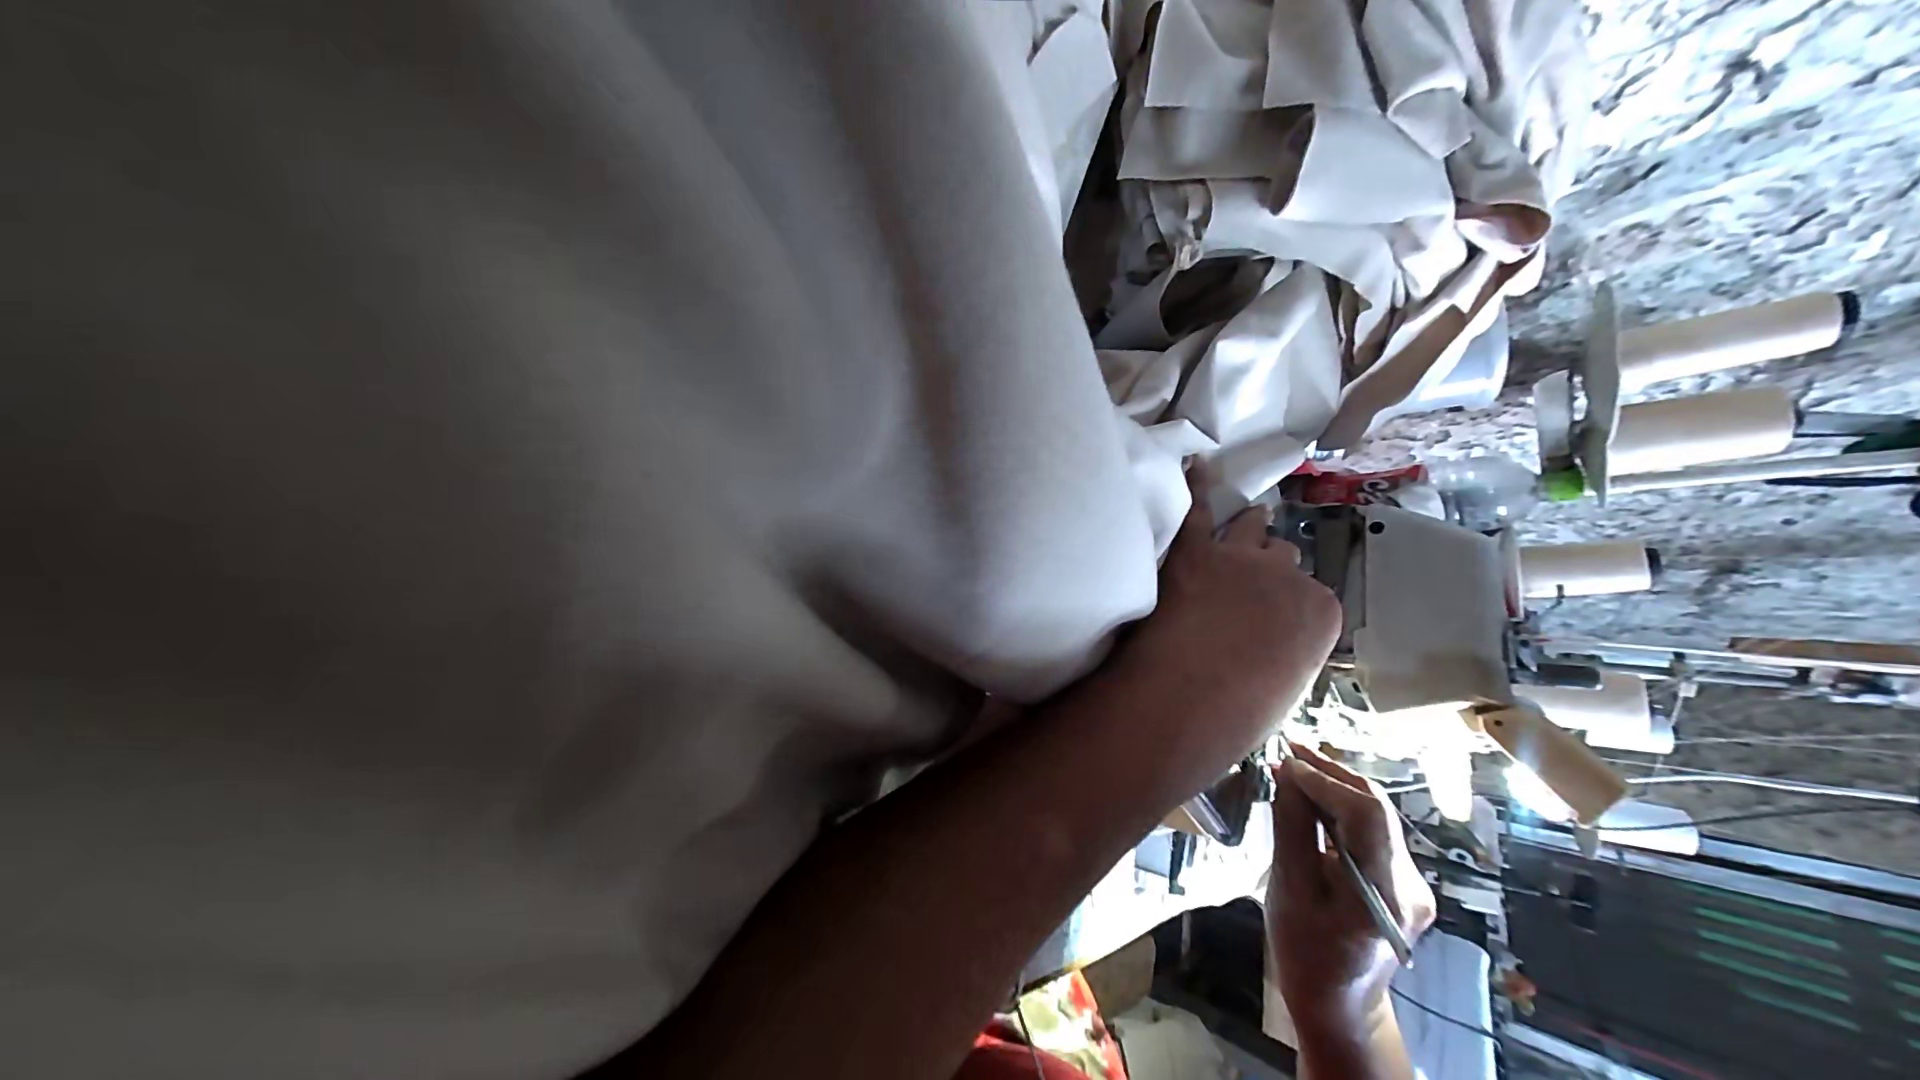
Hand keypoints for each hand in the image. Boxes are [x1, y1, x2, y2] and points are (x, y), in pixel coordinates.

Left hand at [1105, 466, 1340, 798]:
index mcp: (1320, 612)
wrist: (1189, 697)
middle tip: (1250, 575)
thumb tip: (1267, 650)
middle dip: (1269, 564)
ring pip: (1252, 527)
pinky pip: (1199, 509)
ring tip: (1248, 518)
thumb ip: (1283, 652)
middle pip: (1282, 556)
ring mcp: (1241, 557)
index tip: (1269, 614)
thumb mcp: (1282, 687)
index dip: (1284, 603)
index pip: (1309, 595)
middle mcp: (1286, 575)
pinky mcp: (1195, 551)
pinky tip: (1194, 464)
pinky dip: (1198, 485)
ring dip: (1249, 527)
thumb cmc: (1238, 712)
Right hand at [1267, 743, 1435, 1046]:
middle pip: (1377, 809)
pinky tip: (1311, 797)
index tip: (1286, 761)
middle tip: (1288, 751)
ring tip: (1294, 765)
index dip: (1325, 781)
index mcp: (1385, 893)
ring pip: (1375, 816)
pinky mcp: (1401, 880)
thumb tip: (1287, 774)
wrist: (1337, 1001)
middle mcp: (1411, 883)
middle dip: (1331, 773)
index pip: (1366, 816)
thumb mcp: (1288, 888)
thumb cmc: (1304, 950)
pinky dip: (1340, 807)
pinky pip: (1371, 831)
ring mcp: (1412, 882)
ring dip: (1335, 786)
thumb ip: (1292, 827)